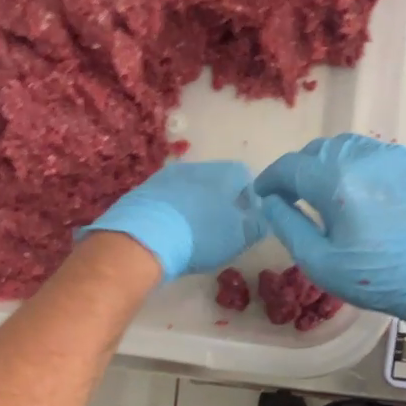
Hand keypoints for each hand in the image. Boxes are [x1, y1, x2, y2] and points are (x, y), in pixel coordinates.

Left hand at [80, 161, 266, 280]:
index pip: (244, 176)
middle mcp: (196, 167)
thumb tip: (261, 217)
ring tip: (192, 231)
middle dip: (220, 201)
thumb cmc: (201, 236)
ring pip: (189, 187)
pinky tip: (170, 232)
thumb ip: (256, 225)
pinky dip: (172, 211)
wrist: (145, 238)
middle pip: (215, 180)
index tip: (245, 220)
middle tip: (219, 227)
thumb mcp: (238, 237)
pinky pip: (166, 197)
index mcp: (224, 173)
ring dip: (194, 205)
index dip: (247, 198)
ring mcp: (167, 176)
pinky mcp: (144, 190)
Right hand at [254, 134, 405, 339]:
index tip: (263, 194)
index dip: (270, 178)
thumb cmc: (376, 279)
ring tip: (324, 194)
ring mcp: (391, 156)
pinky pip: (371, 153)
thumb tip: (270, 202)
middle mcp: (363, 158)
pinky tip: (356, 193)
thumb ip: (288, 226)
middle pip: (318, 151)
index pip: (291, 166)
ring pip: (345, 147)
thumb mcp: (320, 263)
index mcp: (337, 183)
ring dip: (327, 165)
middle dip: (299, 171)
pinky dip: (355, 166)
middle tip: (293, 197)